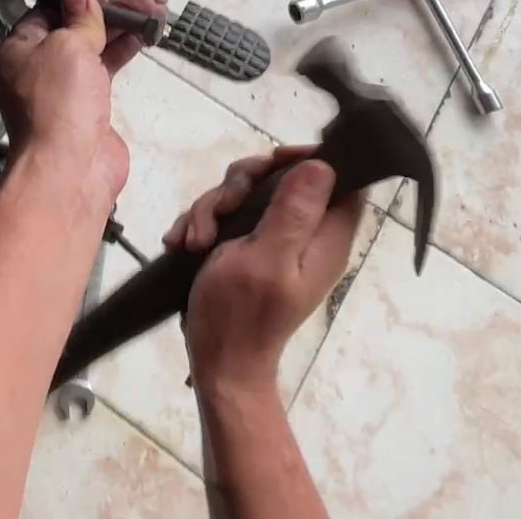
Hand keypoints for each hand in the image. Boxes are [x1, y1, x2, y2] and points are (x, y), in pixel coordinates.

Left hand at [0, 0, 160, 202]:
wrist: (71, 170)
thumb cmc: (58, 105)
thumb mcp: (69, 46)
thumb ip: (81, 19)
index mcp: (17, 51)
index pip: (46, 11)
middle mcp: (36, 68)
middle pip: (74, 28)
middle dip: (108, 12)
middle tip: (139, 1)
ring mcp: (62, 89)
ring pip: (93, 47)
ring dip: (121, 29)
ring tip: (152, 13)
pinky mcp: (86, 106)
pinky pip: (104, 69)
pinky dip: (123, 51)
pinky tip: (144, 37)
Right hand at [165, 148, 365, 396]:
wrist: (216, 361)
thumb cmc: (242, 314)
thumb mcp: (266, 258)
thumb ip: (293, 212)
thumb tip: (323, 165)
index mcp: (323, 237)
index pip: (339, 179)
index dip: (310, 159)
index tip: (273, 159)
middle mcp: (303, 233)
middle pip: (279, 178)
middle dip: (239, 187)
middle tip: (221, 211)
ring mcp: (271, 239)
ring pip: (244, 193)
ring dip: (211, 209)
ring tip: (193, 241)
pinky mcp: (244, 246)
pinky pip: (223, 215)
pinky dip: (200, 224)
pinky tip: (181, 243)